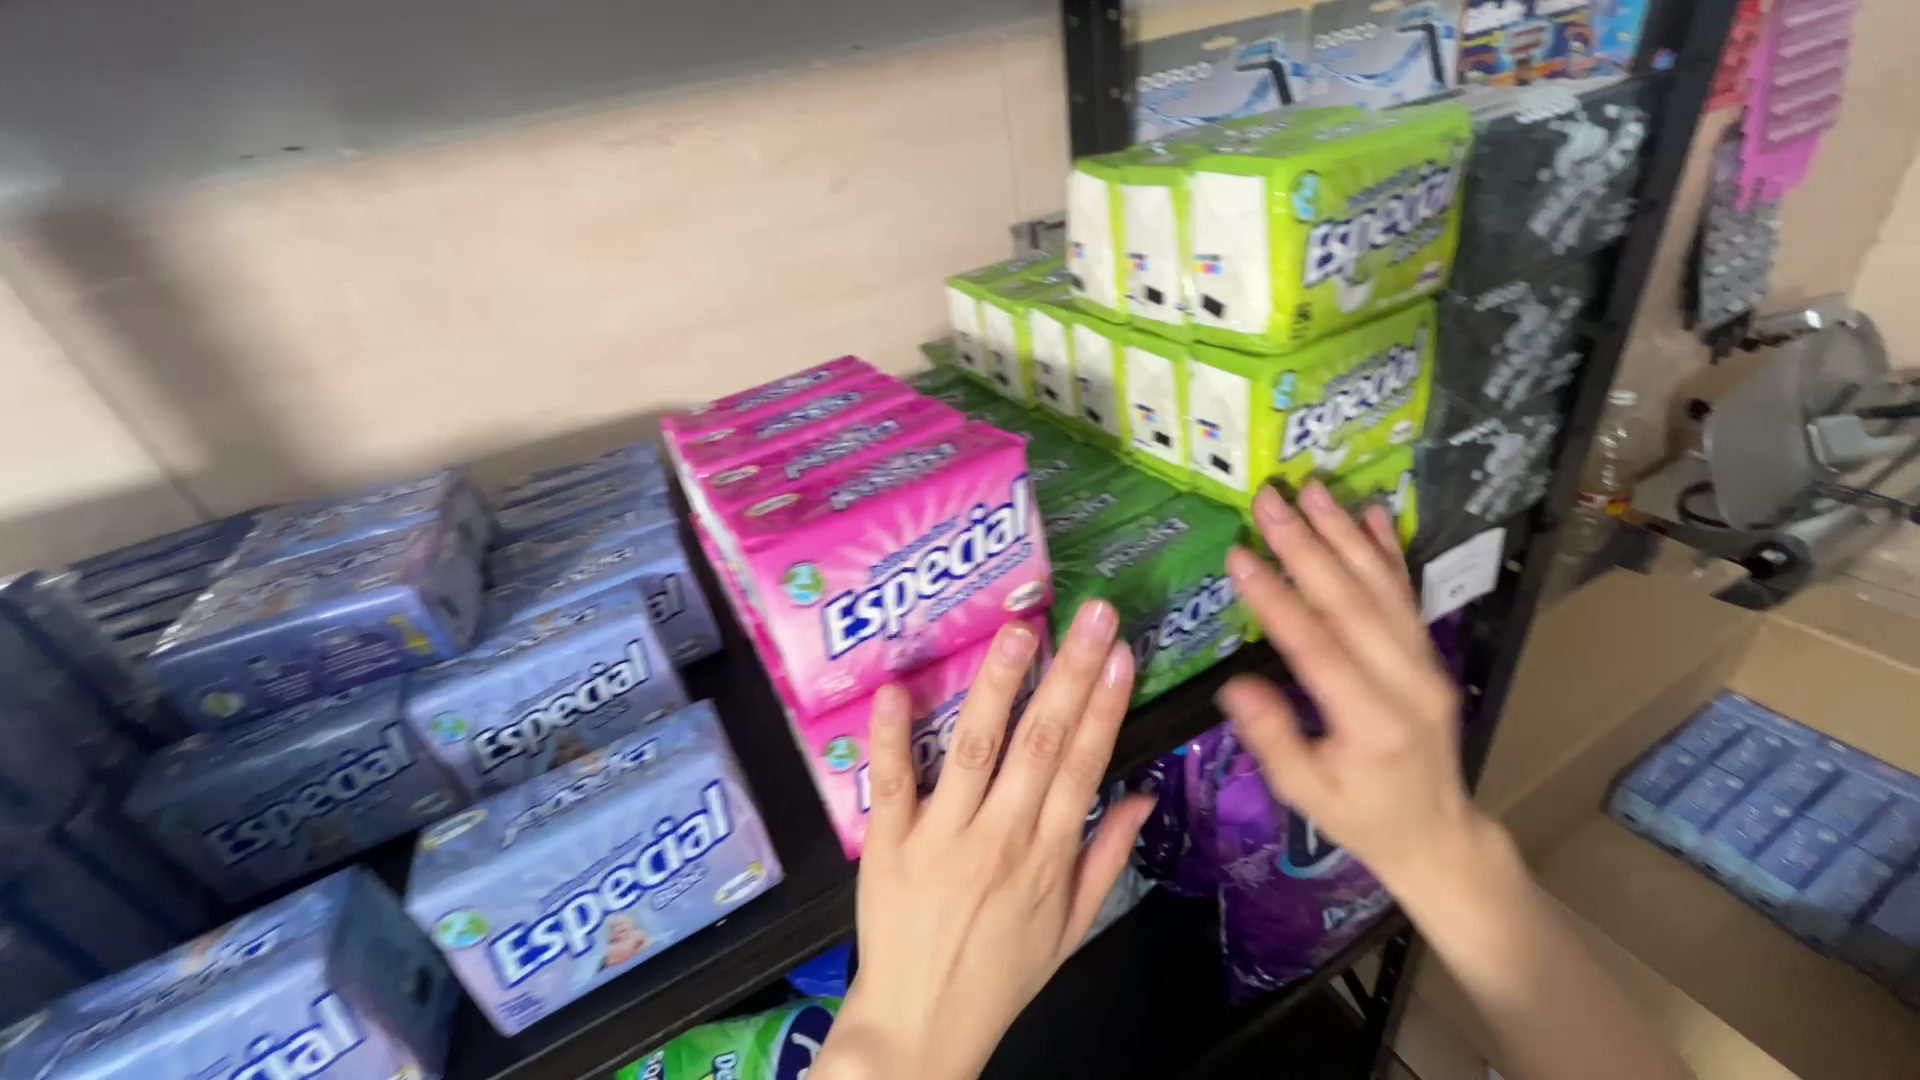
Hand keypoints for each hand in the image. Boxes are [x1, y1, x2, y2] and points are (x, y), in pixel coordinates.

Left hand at [813, 602, 1155, 1079]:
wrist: (922, 1027)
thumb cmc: (1001, 973)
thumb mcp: (1072, 928)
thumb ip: (1107, 858)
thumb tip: (1144, 796)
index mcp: (1048, 855)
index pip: (1083, 765)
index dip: (1105, 706)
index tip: (1121, 654)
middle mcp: (1000, 835)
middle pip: (1041, 742)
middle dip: (1071, 674)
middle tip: (1091, 616)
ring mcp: (941, 836)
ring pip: (976, 749)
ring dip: (999, 688)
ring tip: (1021, 632)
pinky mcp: (888, 842)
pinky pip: (892, 783)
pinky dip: (892, 737)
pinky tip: (897, 689)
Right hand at [1214, 482, 1488, 893]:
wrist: (1438, 833)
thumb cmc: (1360, 816)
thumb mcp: (1304, 793)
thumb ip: (1274, 737)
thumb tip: (1235, 684)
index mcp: (1372, 723)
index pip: (1317, 648)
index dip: (1276, 599)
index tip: (1239, 554)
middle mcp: (1407, 682)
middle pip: (1353, 602)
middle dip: (1307, 544)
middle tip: (1271, 499)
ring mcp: (1425, 663)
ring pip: (1382, 588)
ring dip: (1344, 534)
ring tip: (1313, 490)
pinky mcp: (1429, 654)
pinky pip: (1406, 595)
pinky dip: (1387, 550)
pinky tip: (1370, 513)